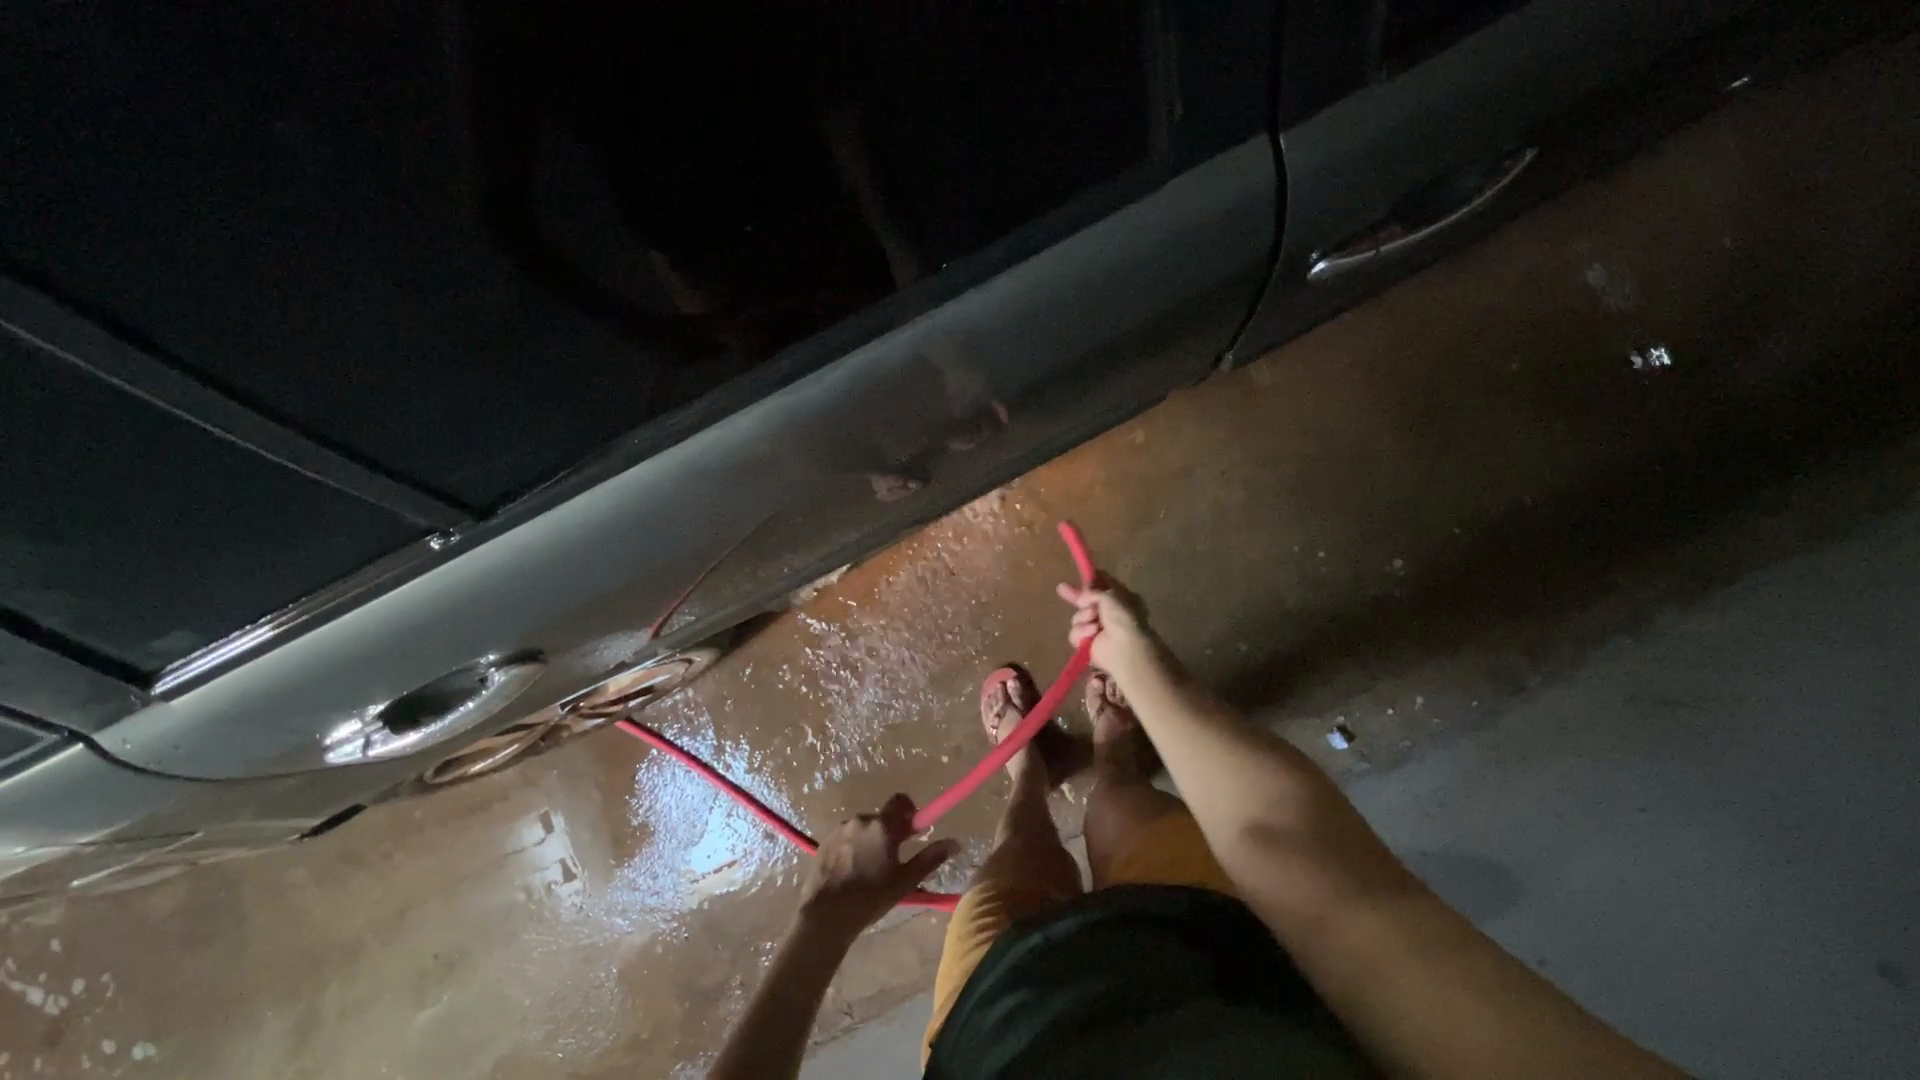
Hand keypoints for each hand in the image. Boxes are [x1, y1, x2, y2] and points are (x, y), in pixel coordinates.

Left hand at [799, 794, 956, 941]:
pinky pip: (846, 836)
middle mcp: (861, 820)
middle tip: (893, 859)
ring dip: (871, 840)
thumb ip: (930, 858)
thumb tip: (955, 843)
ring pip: (863, 828)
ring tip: (870, 869)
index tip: (912, 833)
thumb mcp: (905, 881)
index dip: (909, 813)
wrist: (824, 915)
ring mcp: (839, 829)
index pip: (901, 801)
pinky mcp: (824, 842)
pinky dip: (853, 847)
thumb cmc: (870, 898)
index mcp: (882, 826)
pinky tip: (852, 871)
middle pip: (882, 817)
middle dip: (891, 832)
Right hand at [1056, 574, 1170, 679]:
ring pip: (1078, 618)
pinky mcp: (1087, 645)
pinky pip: (1075, 633)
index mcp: (1121, 602)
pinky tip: (1091, 633)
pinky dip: (1082, 632)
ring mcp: (1097, 631)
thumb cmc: (1122, 619)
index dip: (1091, 583)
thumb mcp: (1111, 597)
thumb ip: (1094, 592)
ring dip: (1083, 617)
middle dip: (1077, 597)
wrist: (1123, 648)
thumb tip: (1082, 599)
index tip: (1080, 578)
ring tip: (1093, 622)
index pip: (1103, 589)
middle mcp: (1109, 616)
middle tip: (1061, 588)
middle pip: (1087, 603)